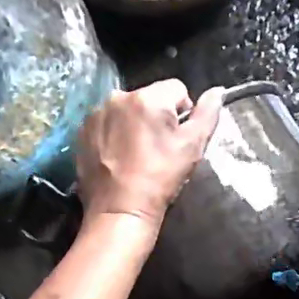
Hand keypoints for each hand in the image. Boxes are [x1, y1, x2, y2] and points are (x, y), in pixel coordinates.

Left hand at [77, 79, 224, 228]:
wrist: (120, 209)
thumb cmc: (160, 177)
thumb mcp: (193, 146)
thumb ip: (208, 113)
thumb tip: (217, 91)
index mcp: (148, 97)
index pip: (176, 89)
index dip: (183, 113)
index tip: (177, 138)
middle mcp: (118, 98)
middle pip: (149, 98)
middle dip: (156, 117)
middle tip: (159, 149)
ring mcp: (96, 115)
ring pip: (126, 111)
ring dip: (133, 125)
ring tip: (137, 155)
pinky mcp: (82, 132)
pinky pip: (106, 125)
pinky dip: (114, 136)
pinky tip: (119, 159)